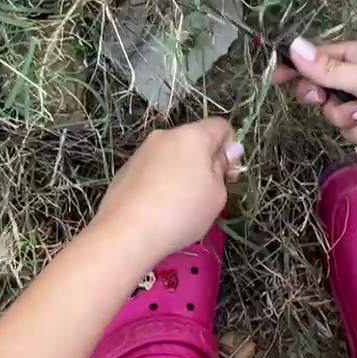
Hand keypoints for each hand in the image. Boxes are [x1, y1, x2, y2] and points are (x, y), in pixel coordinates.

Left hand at [90, 118, 242, 264]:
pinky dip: (161, 181)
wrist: (127, 231)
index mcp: (192, 135)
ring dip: (182, 171)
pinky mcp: (126, 168)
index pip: (220, 126)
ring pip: (172, 155)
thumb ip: (222, 168)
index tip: (227, 175)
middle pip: (194, 140)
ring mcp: (142, 151)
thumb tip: (227, 151)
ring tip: (179, 205)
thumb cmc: (182, 211)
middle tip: (206, 194)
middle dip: (205, 161)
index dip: (229, 148)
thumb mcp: (217, 194)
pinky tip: (157, 208)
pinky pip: (153, 168)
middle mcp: (165, 135)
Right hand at [272, 36, 356, 170]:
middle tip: (321, 102)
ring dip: (347, 118)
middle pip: (324, 85)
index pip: (321, 56)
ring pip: (335, 111)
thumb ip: (328, 69)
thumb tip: (293, 45)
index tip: (277, 79)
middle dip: (323, 96)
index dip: (299, 67)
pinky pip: (351, 129)